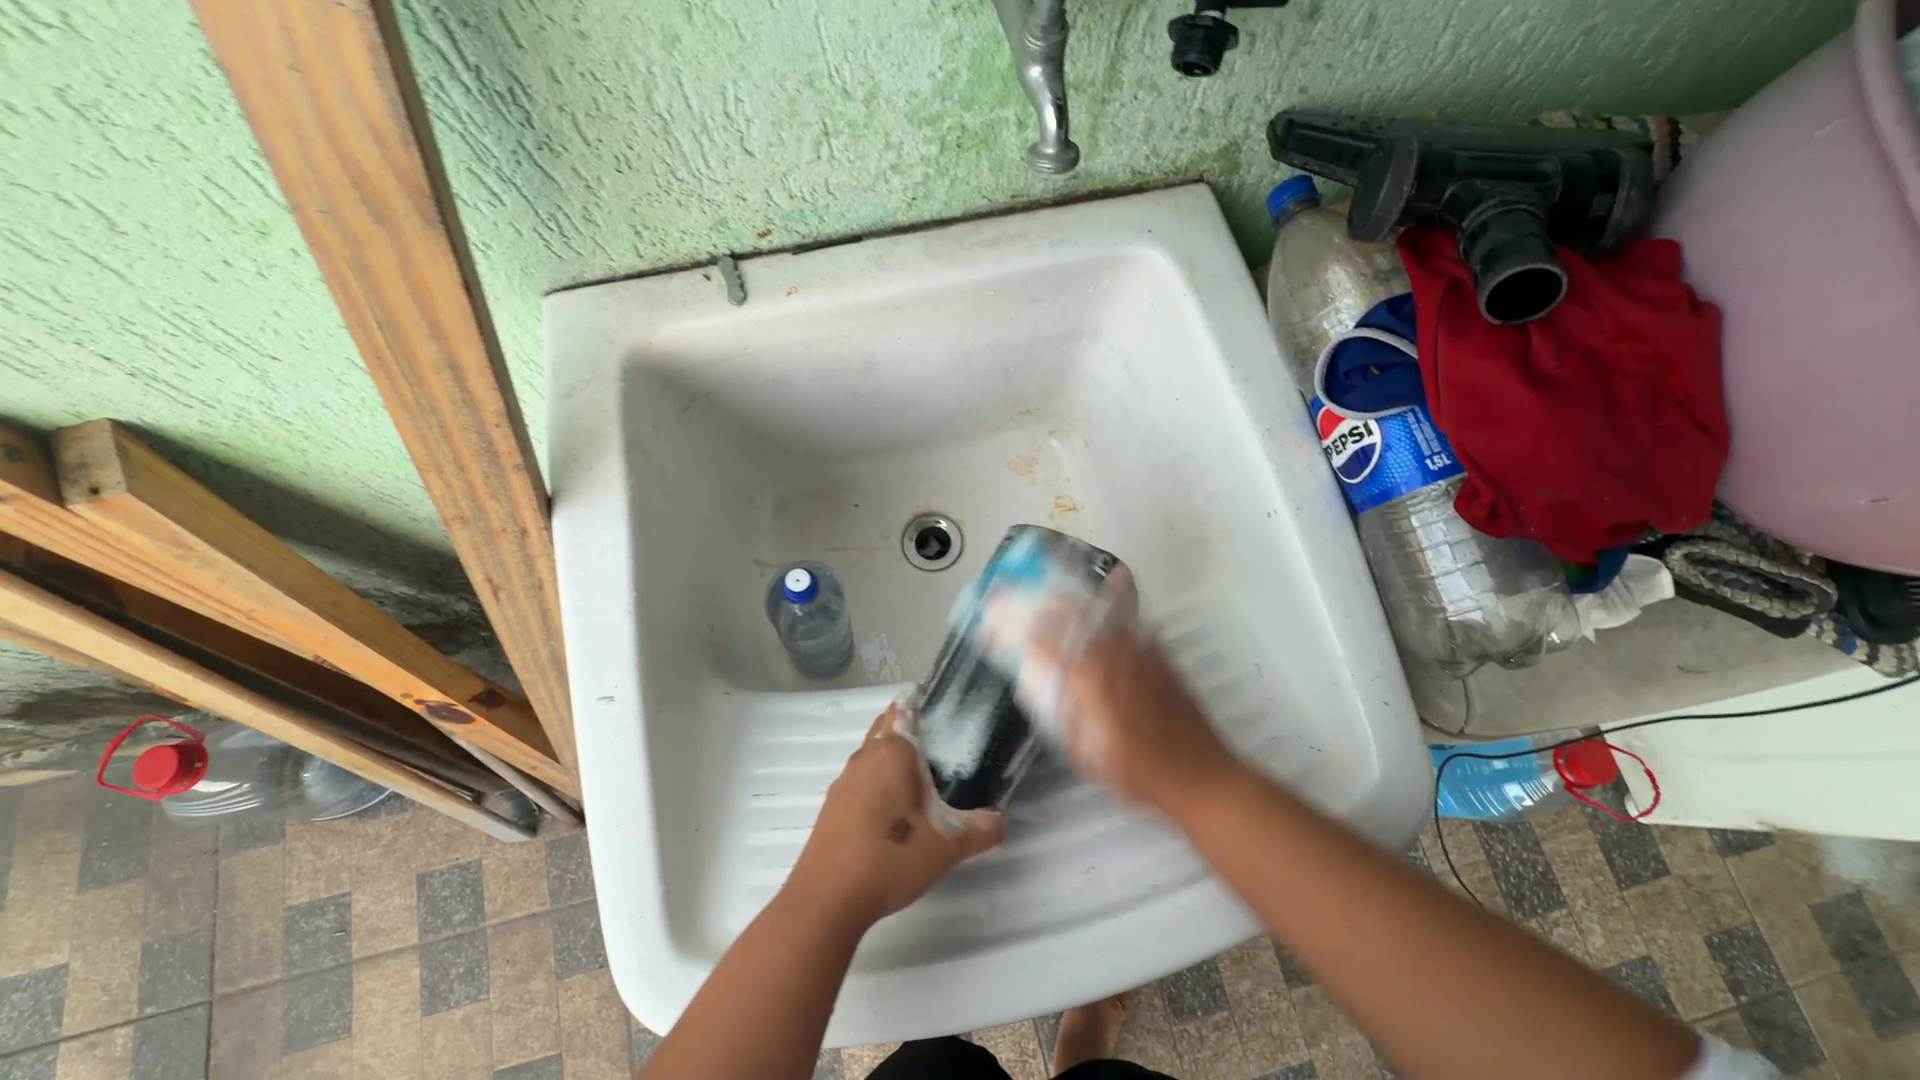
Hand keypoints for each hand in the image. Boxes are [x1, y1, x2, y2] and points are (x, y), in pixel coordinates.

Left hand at [785, 705, 1004, 927]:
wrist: (828, 898)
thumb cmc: (892, 857)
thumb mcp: (950, 845)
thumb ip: (982, 829)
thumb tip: (999, 821)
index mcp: (894, 753)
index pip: (904, 710)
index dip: (916, 699)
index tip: (930, 696)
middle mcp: (865, 759)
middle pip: (884, 728)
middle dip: (904, 725)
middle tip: (934, 735)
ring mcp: (843, 783)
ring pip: (869, 756)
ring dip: (889, 756)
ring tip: (917, 771)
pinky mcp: (832, 809)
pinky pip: (859, 781)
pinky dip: (876, 782)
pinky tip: (891, 807)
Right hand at [988, 567, 1240, 812]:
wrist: (1199, 775)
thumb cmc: (1138, 775)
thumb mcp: (1085, 756)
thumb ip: (1059, 717)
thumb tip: (1034, 689)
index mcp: (1089, 685)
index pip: (1044, 643)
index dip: (1016, 628)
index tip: (995, 619)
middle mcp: (1112, 660)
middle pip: (1070, 618)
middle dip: (1039, 602)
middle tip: (1018, 592)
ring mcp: (1139, 653)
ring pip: (1101, 613)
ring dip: (1072, 595)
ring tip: (1053, 580)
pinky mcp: (1159, 654)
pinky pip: (1131, 618)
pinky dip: (1114, 599)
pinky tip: (1109, 585)